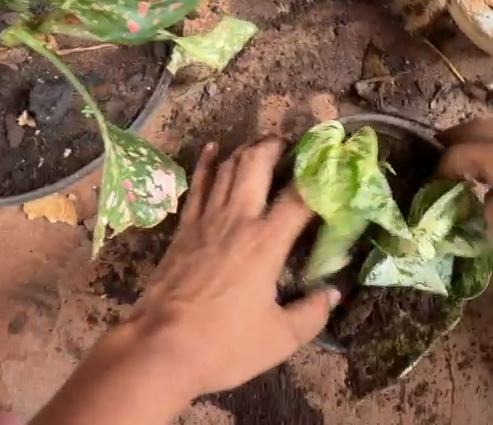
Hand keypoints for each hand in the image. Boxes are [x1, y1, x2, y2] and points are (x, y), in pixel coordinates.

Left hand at [109, 139, 336, 400]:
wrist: (160, 347)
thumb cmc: (222, 344)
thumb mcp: (278, 339)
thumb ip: (311, 314)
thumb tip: (333, 294)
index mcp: (266, 242)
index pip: (299, 197)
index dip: (318, 178)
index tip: (331, 168)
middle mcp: (238, 218)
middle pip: (257, 163)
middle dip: (275, 146)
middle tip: (290, 145)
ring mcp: (207, 218)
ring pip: (228, 167)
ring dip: (247, 149)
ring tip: (261, 145)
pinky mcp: (184, 227)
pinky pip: (197, 184)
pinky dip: (206, 162)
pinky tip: (213, 147)